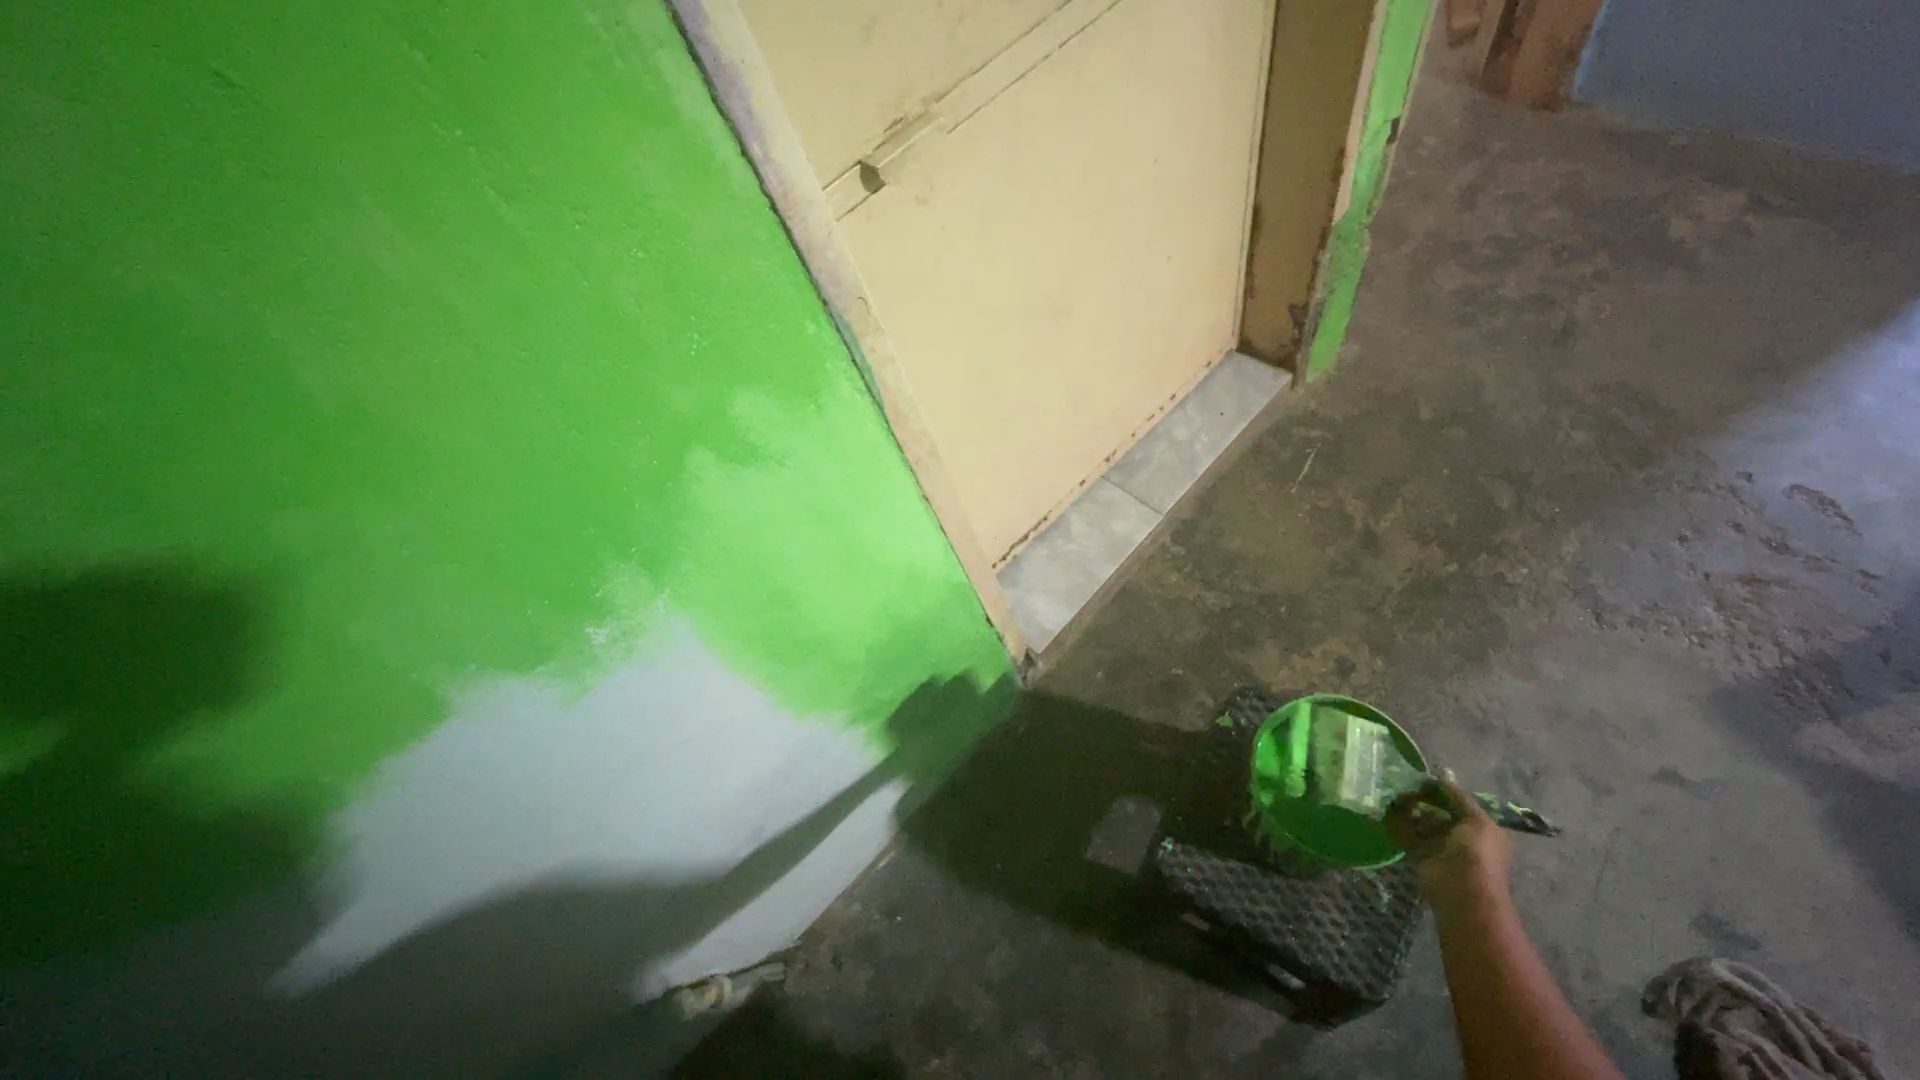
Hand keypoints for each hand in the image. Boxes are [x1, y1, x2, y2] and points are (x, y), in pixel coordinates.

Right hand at [1386, 775, 1512, 910]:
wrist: (1462, 890)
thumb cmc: (1477, 852)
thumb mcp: (1476, 820)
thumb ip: (1458, 797)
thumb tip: (1442, 777)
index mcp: (1479, 828)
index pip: (1458, 804)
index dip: (1442, 791)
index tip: (1422, 779)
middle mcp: (1459, 837)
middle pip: (1437, 812)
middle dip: (1422, 799)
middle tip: (1403, 786)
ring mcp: (1438, 847)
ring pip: (1420, 822)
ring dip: (1407, 810)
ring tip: (1392, 795)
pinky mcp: (1419, 855)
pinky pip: (1405, 835)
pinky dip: (1395, 824)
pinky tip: (1385, 810)